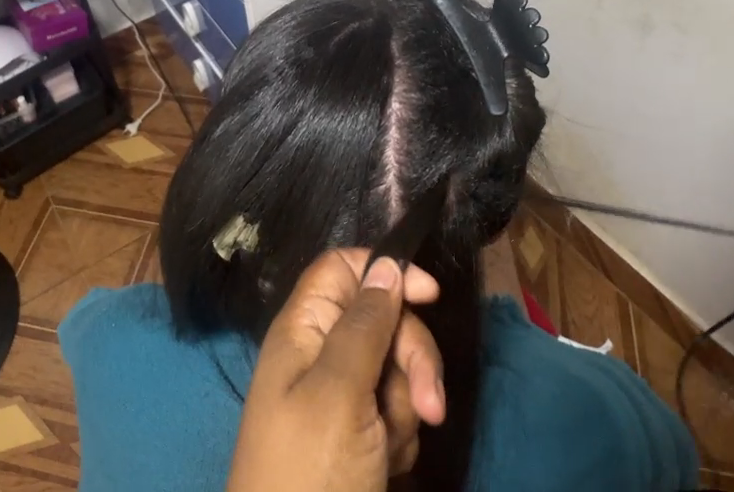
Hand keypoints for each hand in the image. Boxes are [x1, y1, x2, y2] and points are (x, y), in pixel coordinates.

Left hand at [227, 250, 446, 491]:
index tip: (429, 296)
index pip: (343, 270)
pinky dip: (401, 436)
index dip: (385, 272)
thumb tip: (386, 263)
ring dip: (406, 406)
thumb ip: (364, 325)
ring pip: (396, 370)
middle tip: (425, 406)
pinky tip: (389, 465)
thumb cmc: (309, 472)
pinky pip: (396, 412)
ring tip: (391, 449)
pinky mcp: (359, 434)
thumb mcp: (337, 392)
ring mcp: (341, 397)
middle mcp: (320, 355)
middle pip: (382, 320)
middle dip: (411, 359)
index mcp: (303, 331)